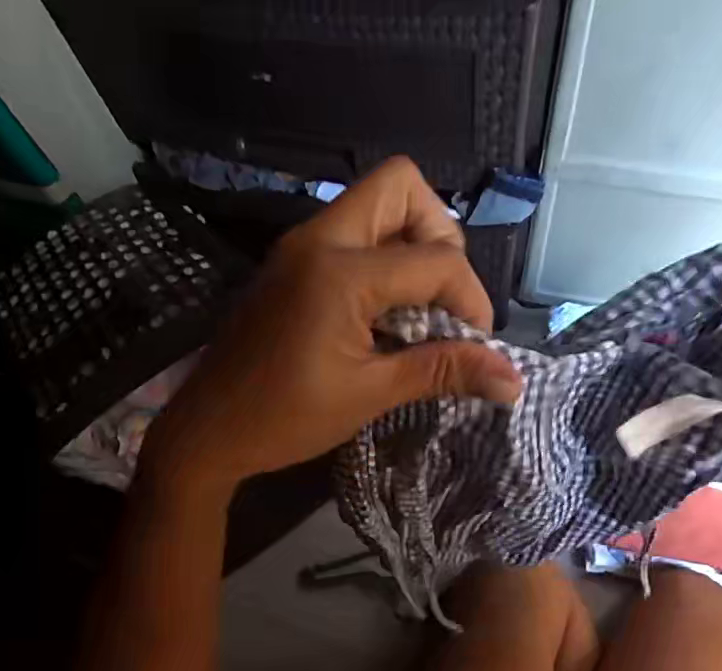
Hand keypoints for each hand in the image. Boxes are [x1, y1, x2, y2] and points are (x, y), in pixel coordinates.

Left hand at [138, 157, 520, 494]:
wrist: (209, 431)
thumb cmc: (287, 417)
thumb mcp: (372, 394)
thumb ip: (443, 372)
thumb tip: (513, 380)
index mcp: (340, 270)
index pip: (436, 258)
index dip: (471, 300)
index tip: (475, 348)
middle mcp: (320, 239)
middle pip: (402, 187)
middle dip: (441, 239)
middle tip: (444, 302)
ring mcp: (303, 247)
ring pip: (378, 205)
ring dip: (415, 248)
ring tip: (422, 312)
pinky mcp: (297, 265)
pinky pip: (356, 236)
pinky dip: (388, 262)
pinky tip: (390, 318)